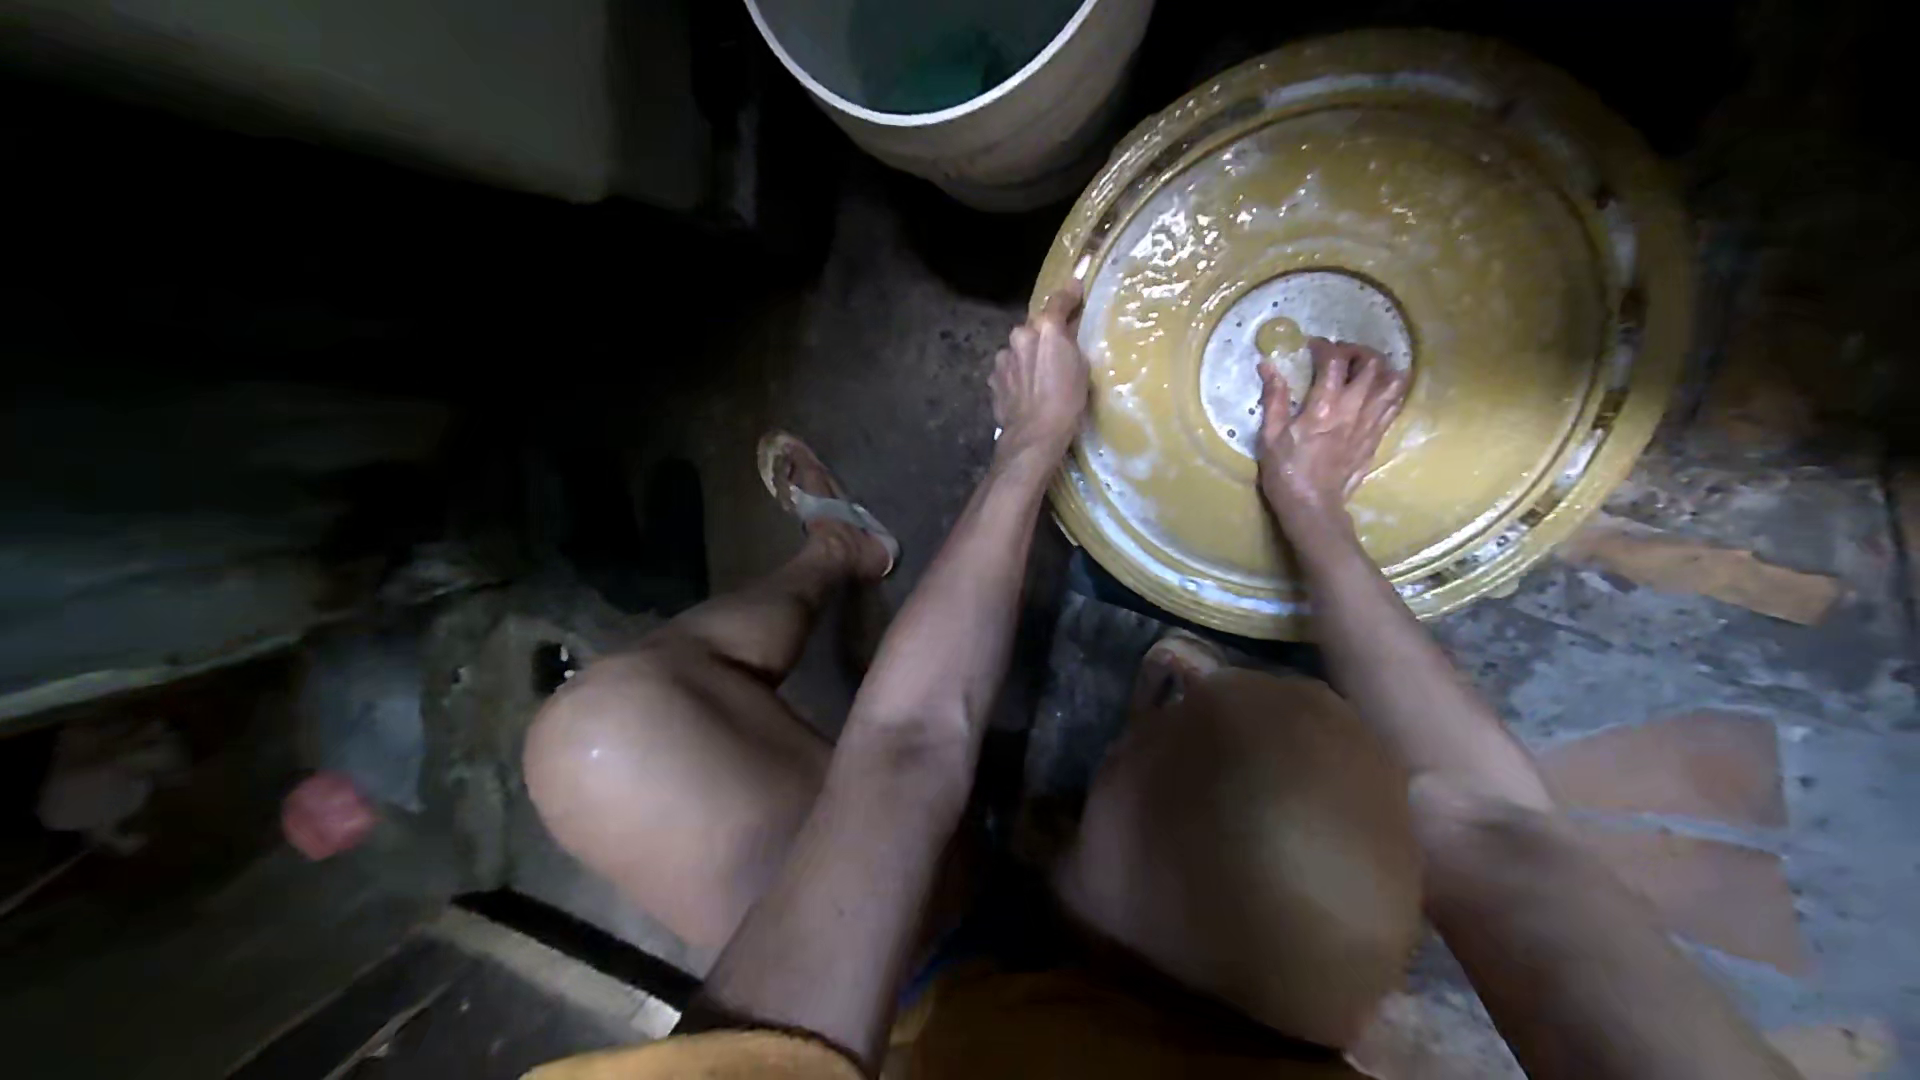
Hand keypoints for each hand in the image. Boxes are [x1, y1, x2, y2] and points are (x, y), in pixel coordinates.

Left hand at [990, 284, 1089, 462]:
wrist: (1035, 433)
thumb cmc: (1067, 401)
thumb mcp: (1081, 367)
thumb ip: (1071, 341)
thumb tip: (1068, 329)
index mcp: (1044, 328)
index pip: (1058, 302)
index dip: (1069, 295)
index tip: (1075, 287)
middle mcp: (1019, 336)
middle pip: (1033, 328)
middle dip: (1042, 336)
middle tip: (1054, 353)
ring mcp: (1002, 358)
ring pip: (1017, 350)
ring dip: (1026, 357)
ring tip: (1037, 378)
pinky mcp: (993, 378)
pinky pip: (1008, 370)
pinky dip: (1015, 375)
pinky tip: (1024, 390)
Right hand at [1256, 337, 1408, 535]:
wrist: (1312, 505)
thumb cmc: (1285, 471)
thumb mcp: (1269, 436)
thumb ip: (1273, 398)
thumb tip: (1267, 365)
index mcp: (1324, 407)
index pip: (1334, 362)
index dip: (1325, 346)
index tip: (1313, 346)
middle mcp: (1354, 409)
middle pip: (1372, 363)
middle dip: (1357, 350)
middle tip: (1340, 355)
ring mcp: (1370, 422)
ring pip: (1392, 380)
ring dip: (1380, 366)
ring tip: (1362, 368)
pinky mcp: (1377, 435)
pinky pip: (1395, 402)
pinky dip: (1390, 387)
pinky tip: (1376, 388)